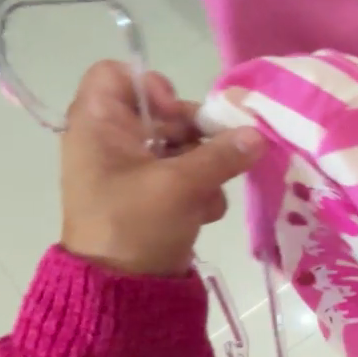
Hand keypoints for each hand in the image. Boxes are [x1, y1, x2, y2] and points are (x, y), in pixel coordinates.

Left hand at [59, 60, 266, 276]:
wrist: (124, 281)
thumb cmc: (134, 222)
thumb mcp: (180, 185)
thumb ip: (221, 156)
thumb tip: (258, 134)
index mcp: (99, 123)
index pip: (119, 75)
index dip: (154, 87)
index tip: (178, 116)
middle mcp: (115, 138)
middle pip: (163, 113)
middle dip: (197, 135)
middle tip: (219, 155)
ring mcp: (137, 167)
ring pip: (183, 147)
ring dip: (207, 167)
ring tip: (209, 192)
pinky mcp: (157, 193)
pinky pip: (189, 176)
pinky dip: (203, 190)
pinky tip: (203, 211)